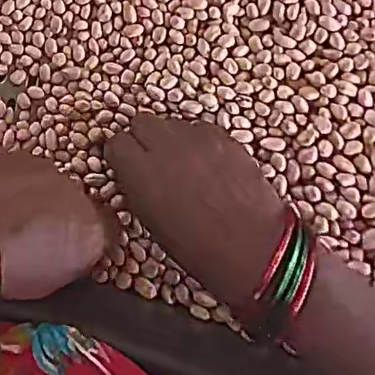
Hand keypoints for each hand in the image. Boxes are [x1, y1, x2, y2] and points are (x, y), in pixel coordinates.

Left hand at [0, 151, 114, 300]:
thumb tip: (71, 254)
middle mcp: (79, 195)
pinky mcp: (22, 156)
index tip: (74, 251)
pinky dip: (21, 182)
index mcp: (92, 233)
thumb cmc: (4, 269)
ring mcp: (50, 171)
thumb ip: (72, 262)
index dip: (90, 242)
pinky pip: (30, 172)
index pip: (110, 233)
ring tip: (16, 216)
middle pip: (82, 205)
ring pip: (56, 185)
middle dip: (66, 217)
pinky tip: (1, 198)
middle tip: (39, 235)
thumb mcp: (51, 284)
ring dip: (44, 198)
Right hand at [103, 115, 291, 308]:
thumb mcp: (151, 221)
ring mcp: (197, 139)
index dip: (122, 154)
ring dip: (172, 139)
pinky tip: (208, 164)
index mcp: (141, 172)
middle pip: (141, 122)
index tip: (128, 164)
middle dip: (144, 138)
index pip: (116, 142)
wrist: (258, 252)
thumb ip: (136, 185)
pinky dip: (200, 142)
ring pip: (172, 123)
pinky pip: (201, 129)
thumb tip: (133, 171)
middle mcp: (165, 148)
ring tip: (184, 164)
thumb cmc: (200, 249)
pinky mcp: (225, 138)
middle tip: (153, 159)